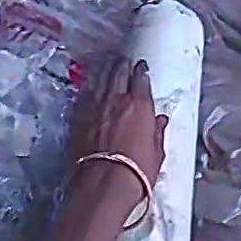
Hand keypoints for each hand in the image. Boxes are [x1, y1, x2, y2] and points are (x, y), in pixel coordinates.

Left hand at [73, 58, 167, 201]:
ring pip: (100, 79)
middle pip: (118, 73)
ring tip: (107, 62)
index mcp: (140, 105)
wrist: (105, 182)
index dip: (141, 71)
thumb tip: (160, 120)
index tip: (141, 67)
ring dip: (105, 68)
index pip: (141, 80)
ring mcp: (96, 106)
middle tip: (123, 59)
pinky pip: (86, 93)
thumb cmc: (137, 170)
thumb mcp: (156, 153)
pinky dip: (91, 85)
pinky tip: (92, 83)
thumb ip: (157, 133)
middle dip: (122, 64)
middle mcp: (117, 99)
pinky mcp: (79, 116)